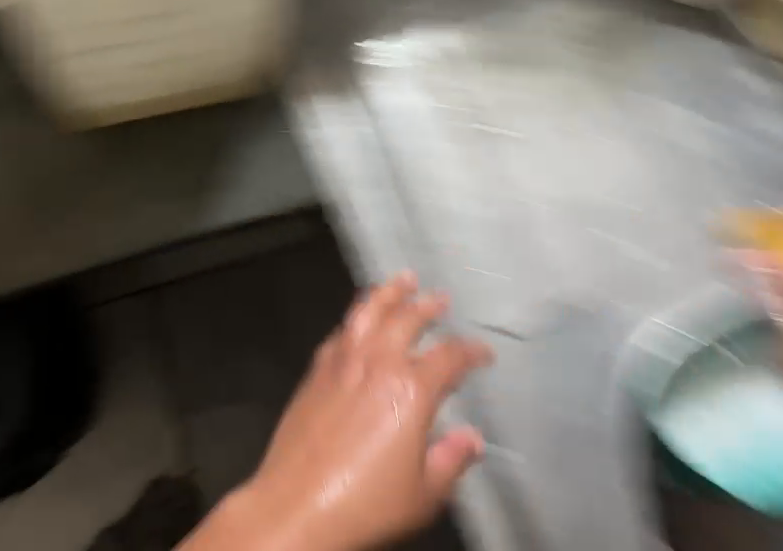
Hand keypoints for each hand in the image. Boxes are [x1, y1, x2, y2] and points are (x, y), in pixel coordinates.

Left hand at [182, 272, 493, 550]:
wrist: (299, 503)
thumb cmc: (368, 503)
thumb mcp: (425, 492)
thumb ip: (452, 459)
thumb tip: (473, 438)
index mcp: (410, 390)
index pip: (449, 357)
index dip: (471, 351)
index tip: (483, 351)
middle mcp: (376, 364)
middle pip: (406, 319)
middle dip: (428, 306)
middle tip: (441, 298)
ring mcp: (341, 362)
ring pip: (367, 311)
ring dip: (388, 293)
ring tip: (402, 280)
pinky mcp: (315, 370)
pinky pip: (340, 331)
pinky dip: (356, 317)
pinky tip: (360, 318)